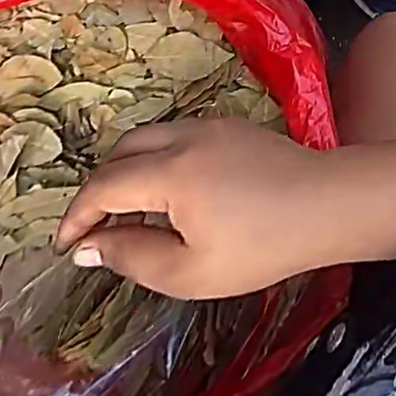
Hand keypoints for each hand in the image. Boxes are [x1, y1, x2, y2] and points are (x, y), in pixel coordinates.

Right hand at [55, 118, 330, 299]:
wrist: (328, 203)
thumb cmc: (260, 244)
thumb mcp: (187, 270)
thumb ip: (130, 254)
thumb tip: (90, 244)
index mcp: (172, 170)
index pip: (104, 184)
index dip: (76, 216)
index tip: (67, 246)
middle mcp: (191, 136)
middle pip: (125, 148)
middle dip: (101, 185)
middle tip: (98, 227)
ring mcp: (219, 125)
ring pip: (156, 135)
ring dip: (133, 167)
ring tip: (137, 213)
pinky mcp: (239, 127)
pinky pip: (185, 134)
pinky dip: (164, 157)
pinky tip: (177, 193)